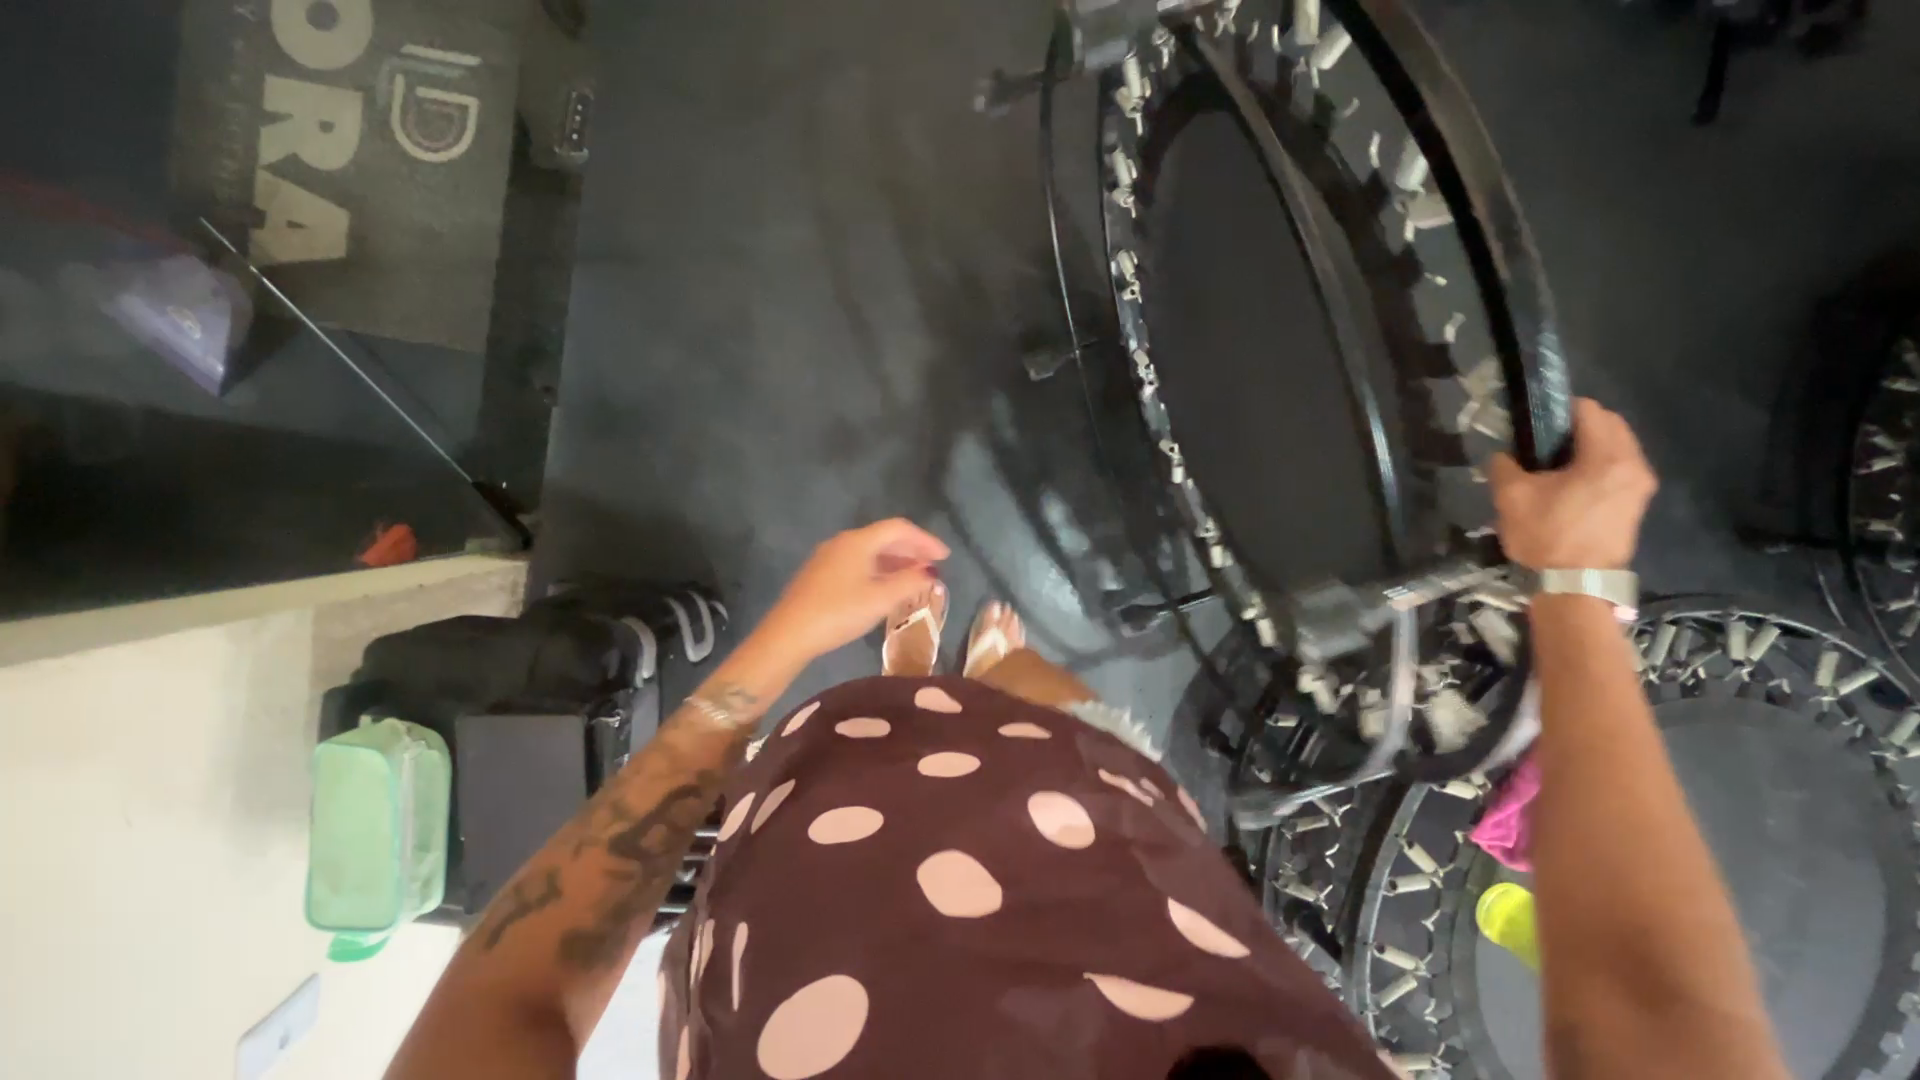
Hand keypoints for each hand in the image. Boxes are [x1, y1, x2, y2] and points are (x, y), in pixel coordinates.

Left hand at [752, 518, 950, 664]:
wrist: (789, 633)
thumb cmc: (839, 612)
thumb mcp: (880, 599)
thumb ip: (910, 583)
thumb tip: (931, 573)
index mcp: (859, 541)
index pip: (899, 528)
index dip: (925, 540)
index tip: (945, 556)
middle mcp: (843, 541)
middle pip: (884, 537)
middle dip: (911, 550)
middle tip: (933, 566)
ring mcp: (828, 557)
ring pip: (870, 551)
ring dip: (895, 562)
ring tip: (914, 578)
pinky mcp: (820, 574)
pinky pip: (857, 563)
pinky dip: (878, 570)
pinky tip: (885, 588)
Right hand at [1489, 398, 1657, 570]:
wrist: (1575, 584)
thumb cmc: (1545, 536)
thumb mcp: (1511, 496)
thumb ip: (1504, 465)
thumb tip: (1504, 456)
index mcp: (1607, 456)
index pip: (1588, 410)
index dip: (1558, 411)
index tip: (1533, 426)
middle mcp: (1634, 464)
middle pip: (1609, 425)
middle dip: (1577, 426)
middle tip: (1543, 444)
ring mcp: (1640, 484)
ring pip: (1617, 446)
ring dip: (1590, 446)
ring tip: (1556, 465)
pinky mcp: (1637, 502)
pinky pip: (1620, 467)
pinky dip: (1599, 465)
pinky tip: (1572, 483)